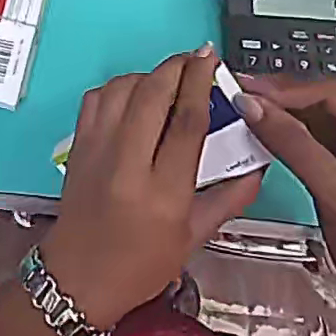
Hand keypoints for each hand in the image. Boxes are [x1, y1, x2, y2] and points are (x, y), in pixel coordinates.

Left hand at [42, 47, 263, 325]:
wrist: (79, 276)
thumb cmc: (138, 265)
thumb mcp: (193, 238)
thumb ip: (228, 197)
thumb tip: (258, 167)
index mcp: (162, 192)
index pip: (186, 121)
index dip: (200, 83)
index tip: (209, 61)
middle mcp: (126, 165)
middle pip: (151, 94)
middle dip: (175, 67)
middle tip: (192, 59)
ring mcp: (96, 151)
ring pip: (119, 90)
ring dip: (146, 75)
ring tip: (165, 80)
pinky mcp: (77, 147)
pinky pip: (94, 100)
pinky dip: (115, 88)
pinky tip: (131, 96)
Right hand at [235, 77, 335, 335]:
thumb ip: (292, 143)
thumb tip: (251, 104)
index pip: (332, 93)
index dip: (284, 90)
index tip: (241, 89)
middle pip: (326, 105)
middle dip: (282, 100)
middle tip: (237, 97)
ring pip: (321, 125)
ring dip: (284, 120)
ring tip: (244, 114)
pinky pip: (321, 146)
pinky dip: (293, 142)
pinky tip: (266, 139)